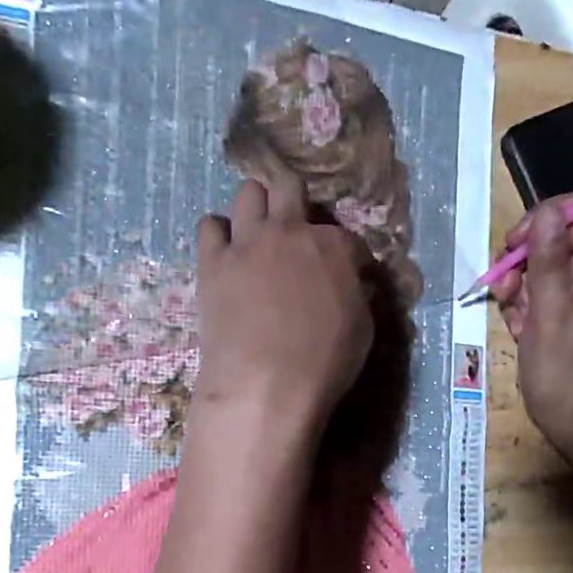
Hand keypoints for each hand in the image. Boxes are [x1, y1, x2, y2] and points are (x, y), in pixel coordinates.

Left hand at [194, 169, 374, 439]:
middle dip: (296, 202)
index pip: (346, 236)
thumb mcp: (363, 330)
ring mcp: (247, 242)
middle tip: (296, 231)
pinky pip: (209, 225)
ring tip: (258, 233)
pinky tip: (226, 254)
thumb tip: (354, 283)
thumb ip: (358, 295)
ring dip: (256, 207)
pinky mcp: (212, 262)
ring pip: (248, 193)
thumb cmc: (325, 363)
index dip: (349, 255)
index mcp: (333, 247)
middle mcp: (290, 231)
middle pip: (290, 188)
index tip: (349, 273)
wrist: (265, 384)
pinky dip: (219, 234)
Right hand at [490, 196, 572, 454]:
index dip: (551, 214)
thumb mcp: (549, 312)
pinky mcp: (554, 308)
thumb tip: (548, 212)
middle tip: (505, 276)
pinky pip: (530, 287)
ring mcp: (571, 292)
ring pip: (538, 260)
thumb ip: (548, 261)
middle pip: (556, 233)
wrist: (564, 414)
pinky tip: (514, 323)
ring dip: (514, 279)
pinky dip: (516, 301)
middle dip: (524, 251)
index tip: (521, 238)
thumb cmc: (560, 367)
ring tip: (507, 305)